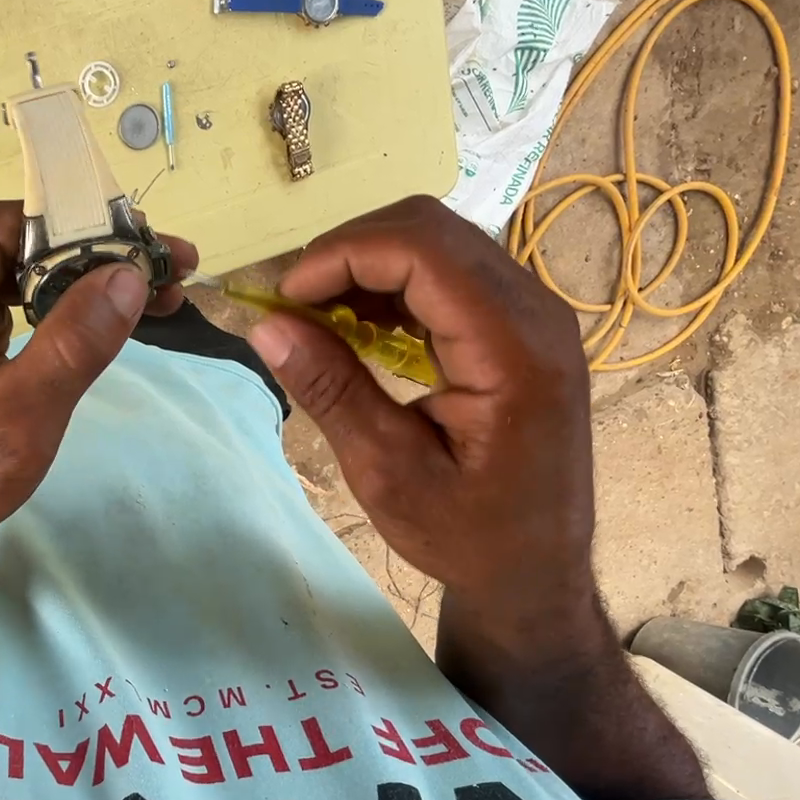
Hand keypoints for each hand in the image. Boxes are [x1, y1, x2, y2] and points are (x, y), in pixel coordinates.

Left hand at [0, 201, 195, 551]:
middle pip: (12, 245)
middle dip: (91, 250)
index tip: (140, 240)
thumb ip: (73, 343)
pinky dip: (69, 300)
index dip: (70, 228)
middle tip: (164, 262)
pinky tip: (118, 306)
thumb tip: (131, 275)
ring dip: (88, 274)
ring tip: (157, 284)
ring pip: (22, 268)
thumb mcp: (22, 415)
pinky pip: (19, 296)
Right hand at [246, 196, 595, 633]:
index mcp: (513, 351)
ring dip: (366, 266)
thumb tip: (265, 327)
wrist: (534, 569)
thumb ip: (331, 390)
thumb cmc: (466, 534)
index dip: (341, 256)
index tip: (282, 298)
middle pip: (432, 229)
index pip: (423, 251)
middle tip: (291, 303)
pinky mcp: (518, 327)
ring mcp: (532, 316)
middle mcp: (535, 313)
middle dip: (347, 251)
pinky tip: (355, 326)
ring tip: (314, 315)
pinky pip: (449, 275)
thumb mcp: (387, 471)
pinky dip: (391, 286)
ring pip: (439, 244)